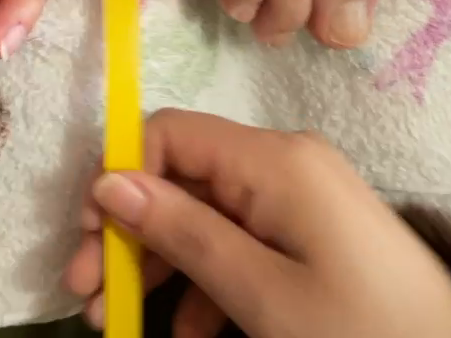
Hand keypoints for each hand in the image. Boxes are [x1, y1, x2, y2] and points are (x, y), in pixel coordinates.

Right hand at [66, 110, 450, 337]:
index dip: (122, 175)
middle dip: (131, 232)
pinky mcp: (307, 232)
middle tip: (90, 291)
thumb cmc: (362, 333)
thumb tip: (107, 182)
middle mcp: (280, 162)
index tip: (88, 234)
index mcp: (273, 160)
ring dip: (158, 264)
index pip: (171, 134)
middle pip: (181, 179)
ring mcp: (294, 198)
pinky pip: (238, 241)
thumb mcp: (263, 294)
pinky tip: (184, 330)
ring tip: (119, 320)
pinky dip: (205, 282)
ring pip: (203, 216)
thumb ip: (183, 232)